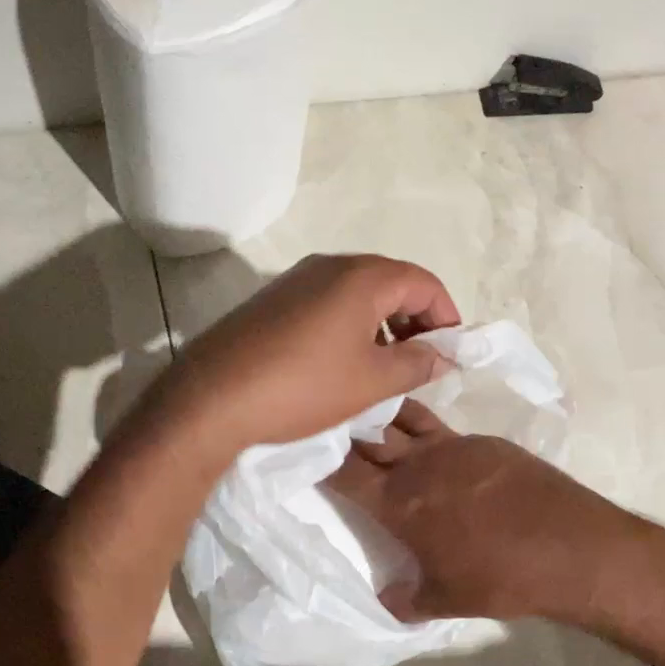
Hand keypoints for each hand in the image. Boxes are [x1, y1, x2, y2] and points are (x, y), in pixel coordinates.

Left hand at [157, 255, 459, 447]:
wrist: (213, 399)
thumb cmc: (304, 387)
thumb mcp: (371, 382)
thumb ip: (416, 364)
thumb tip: (443, 355)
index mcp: (362, 277)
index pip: (423, 283)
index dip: (446, 316)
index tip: (452, 353)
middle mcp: (328, 266)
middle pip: (389, 284)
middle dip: (414, 321)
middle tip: (421, 363)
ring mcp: (294, 281)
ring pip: (354, 296)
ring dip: (380, 327)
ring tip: (384, 370)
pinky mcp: (269, 303)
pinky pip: (324, 306)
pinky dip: (347, 329)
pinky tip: (341, 366)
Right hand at [325, 399, 647, 623]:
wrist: (574, 549)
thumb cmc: (501, 578)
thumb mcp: (445, 600)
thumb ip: (407, 598)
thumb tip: (388, 596)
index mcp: (398, 503)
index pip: (343, 473)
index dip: (318, 461)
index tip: (303, 454)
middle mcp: (419, 465)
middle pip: (368, 435)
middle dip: (344, 431)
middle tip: (327, 427)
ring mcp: (456, 447)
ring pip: (405, 419)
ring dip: (383, 419)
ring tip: (369, 417)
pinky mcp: (488, 442)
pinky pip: (444, 430)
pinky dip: (426, 433)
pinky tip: (433, 448)